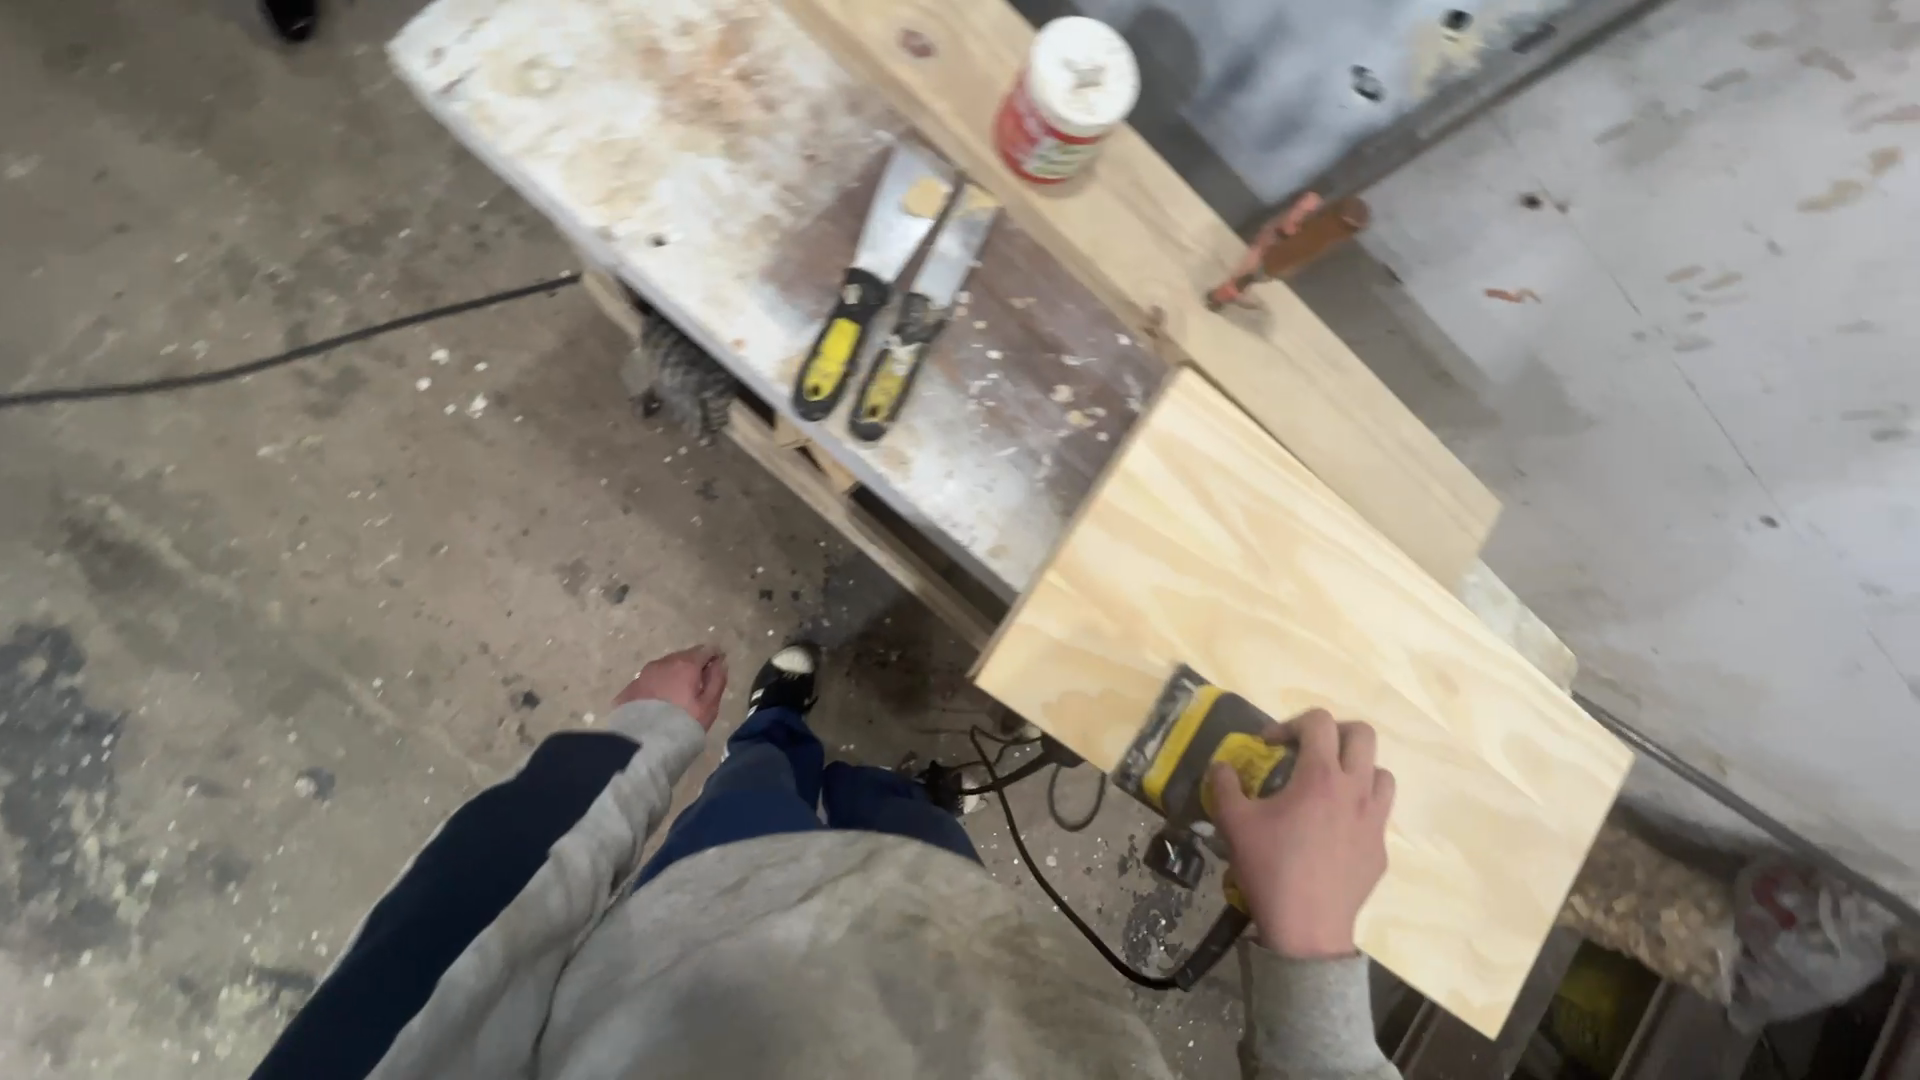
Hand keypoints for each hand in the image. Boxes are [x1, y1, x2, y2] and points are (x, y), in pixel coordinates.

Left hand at [614, 646, 728, 729]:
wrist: (643, 743)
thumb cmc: (683, 722)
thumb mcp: (709, 705)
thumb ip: (717, 680)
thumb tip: (720, 662)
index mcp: (686, 664)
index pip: (705, 650)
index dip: (714, 656)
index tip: (717, 666)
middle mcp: (663, 663)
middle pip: (683, 657)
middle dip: (693, 665)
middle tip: (698, 684)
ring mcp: (643, 675)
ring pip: (664, 668)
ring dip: (673, 675)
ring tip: (676, 695)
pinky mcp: (629, 689)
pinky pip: (648, 681)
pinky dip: (656, 686)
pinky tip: (657, 703)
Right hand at [1208, 709, 1394, 959]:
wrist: (1306, 928)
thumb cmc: (1269, 867)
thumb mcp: (1233, 821)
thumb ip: (1224, 784)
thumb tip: (1222, 767)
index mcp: (1320, 776)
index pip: (1319, 722)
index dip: (1290, 723)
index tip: (1269, 746)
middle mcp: (1356, 790)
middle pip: (1362, 735)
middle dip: (1333, 733)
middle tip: (1306, 750)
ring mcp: (1374, 821)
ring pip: (1380, 773)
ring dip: (1354, 768)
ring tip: (1327, 785)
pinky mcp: (1380, 849)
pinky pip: (1378, 813)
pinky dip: (1357, 807)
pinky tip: (1331, 829)